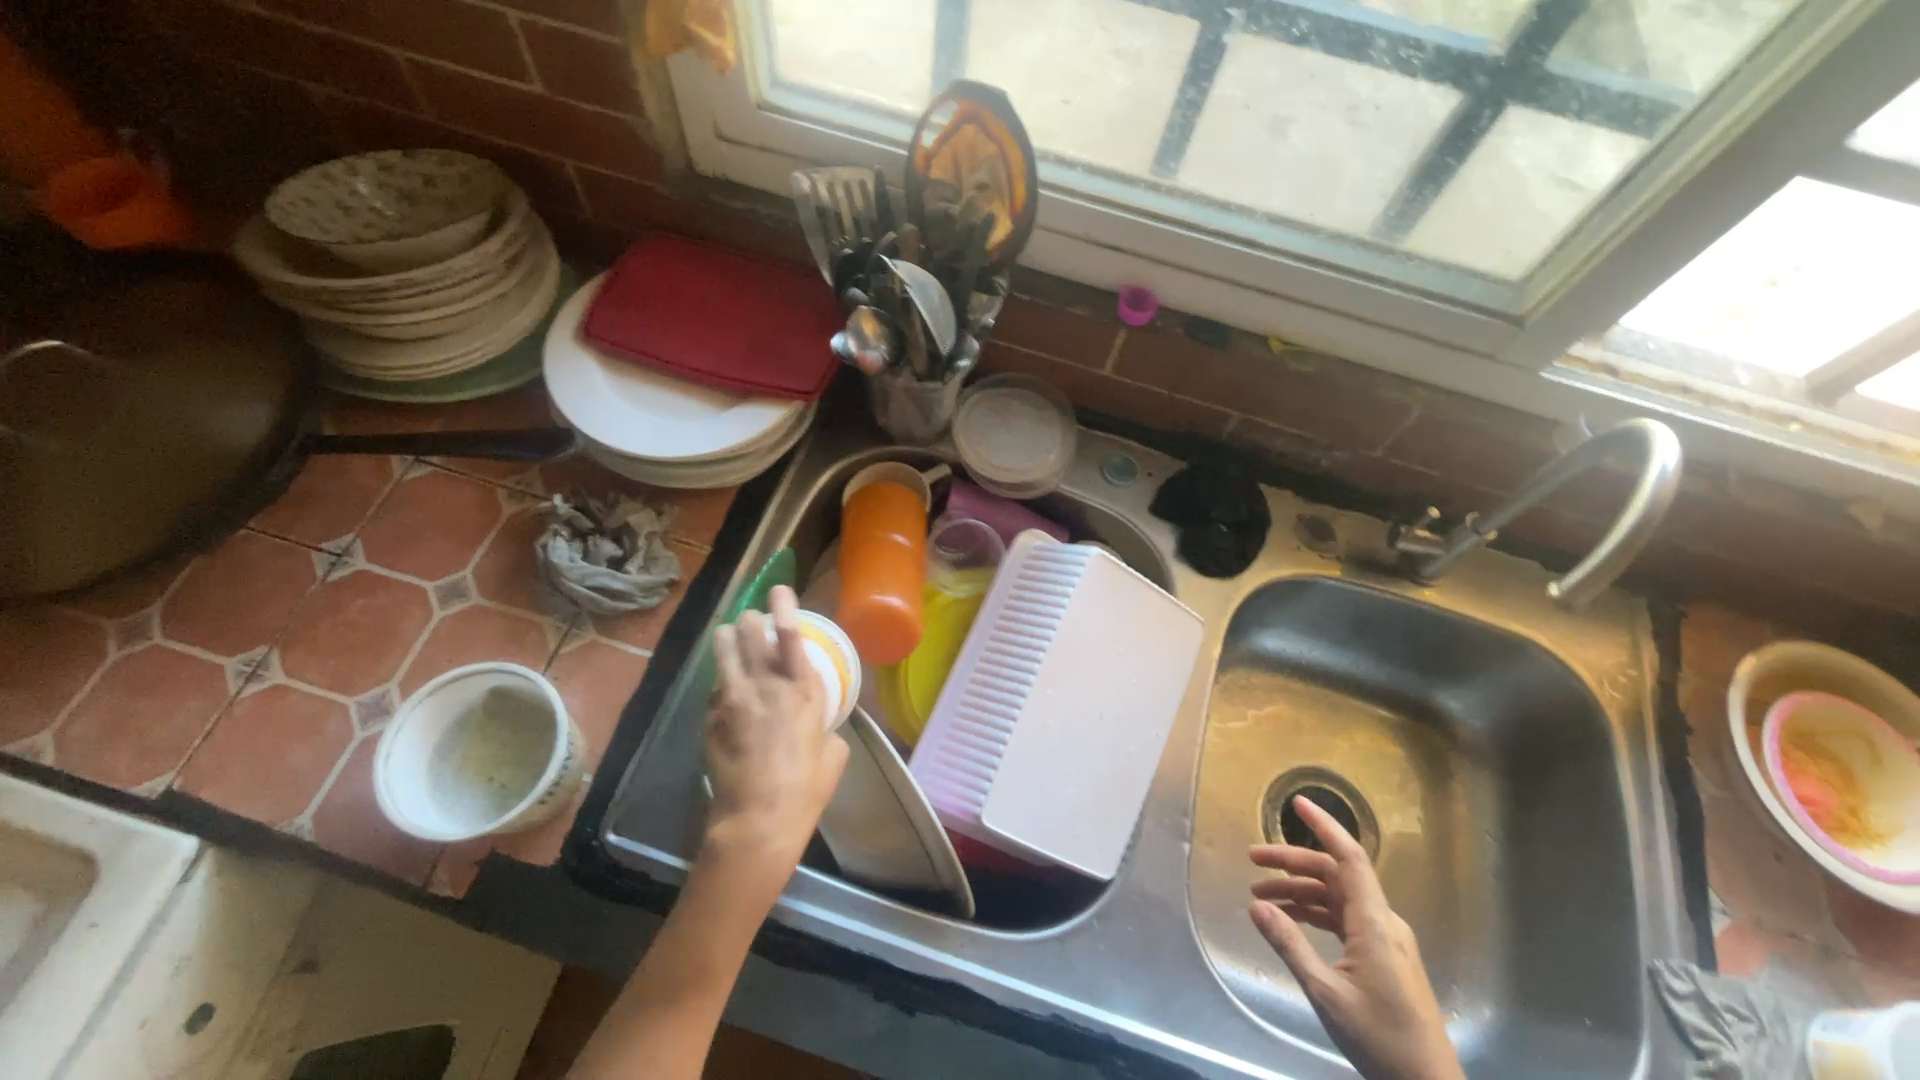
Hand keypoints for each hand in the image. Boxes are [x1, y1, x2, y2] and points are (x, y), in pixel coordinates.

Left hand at [701, 585, 848, 886]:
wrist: (757, 819)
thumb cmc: (805, 790)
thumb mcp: (834, 755)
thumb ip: (826, 728)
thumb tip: (820, 725)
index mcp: (802, 690)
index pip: (789, 631)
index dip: (783, 604)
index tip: (779, 590)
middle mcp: (765, 684)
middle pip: (748, 630)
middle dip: (750, 620)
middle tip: (753, 624)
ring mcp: (731, 698)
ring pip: (722, 647)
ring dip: (728, 638)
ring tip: (730, 640)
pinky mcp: (709, 717)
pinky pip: (714, 687)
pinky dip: (721, 682)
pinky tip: (727, 695)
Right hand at [1248, 796, 1463, 1079]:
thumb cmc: (1379, 1038)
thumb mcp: (1325, 992)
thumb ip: (1289, 945)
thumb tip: (1256, 906)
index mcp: (1375, 923)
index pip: (1348, 858)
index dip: (1323, 826)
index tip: (1297, 803)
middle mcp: (1384, 922)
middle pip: (1336, 875)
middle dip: (1293, 863)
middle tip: (1252, 860)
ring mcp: (1387, 940)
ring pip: (1339, 898)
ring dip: (1301, 891)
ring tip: (1260, 896)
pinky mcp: (1385, 957)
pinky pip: (1346, 919)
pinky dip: (1316, 913)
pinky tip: (1290, 920)